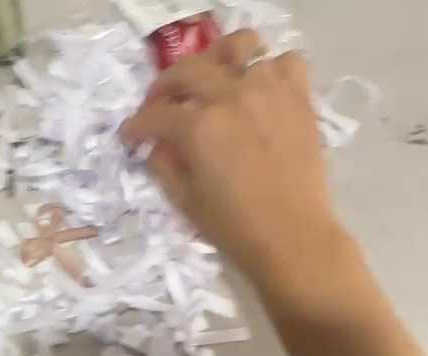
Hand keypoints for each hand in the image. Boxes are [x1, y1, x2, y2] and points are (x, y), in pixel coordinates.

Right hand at [120, 30, 346, 278]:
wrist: (289, 234)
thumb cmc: (232, 226)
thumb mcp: (185, 201)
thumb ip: (164, 166)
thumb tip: (155, 146)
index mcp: (199, 128)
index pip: (155, 114)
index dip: (136, 125)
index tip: (129, 135)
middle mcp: (231, 97)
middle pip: (188, 71)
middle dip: (163, 87)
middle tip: (158, 104)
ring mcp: (268, 89)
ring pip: (238, 50)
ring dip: (216, 63)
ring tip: (211, 81)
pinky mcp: (298, 94)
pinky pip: (281, 62)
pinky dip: (266, 70)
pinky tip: (257, 92)